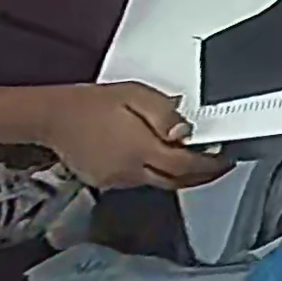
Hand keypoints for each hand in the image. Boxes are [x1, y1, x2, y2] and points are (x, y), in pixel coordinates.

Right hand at [36, 83, 231, 189]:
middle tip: (221, 166)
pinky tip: (166, 161)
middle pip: (175, 181)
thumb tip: (186, 133)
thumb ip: (167, 116)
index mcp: (139, 150)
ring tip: (199, 161)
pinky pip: (141, 181)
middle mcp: (128, 170)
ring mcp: (114, 179)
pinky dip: (159, 173)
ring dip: (182, 175)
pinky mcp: (104, 181)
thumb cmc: (96, 103)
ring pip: (159, 183)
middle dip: (202, 176)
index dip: (210, 165)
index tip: (226, 159)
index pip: (185, 165)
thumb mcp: (139, 97)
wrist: (54, 116)